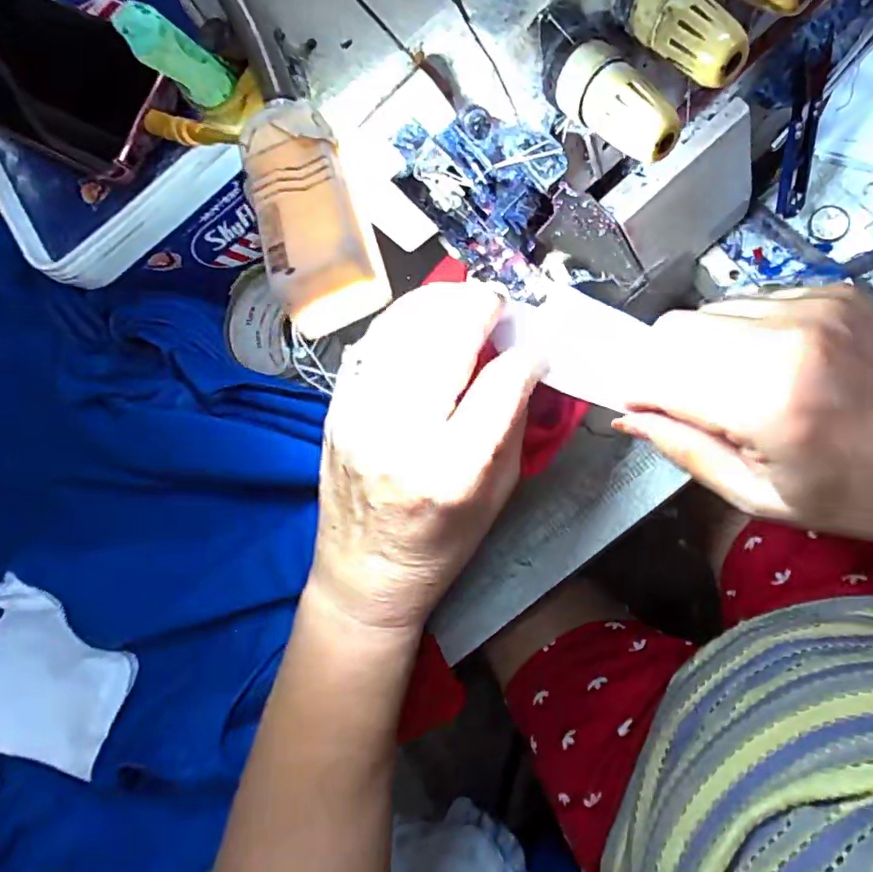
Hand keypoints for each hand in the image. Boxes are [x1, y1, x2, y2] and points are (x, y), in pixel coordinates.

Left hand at [310, 283, 544, 631]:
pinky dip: (405, 319)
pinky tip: (428, 318)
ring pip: (403, 325)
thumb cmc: (442, 543)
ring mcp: (359, 414)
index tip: (537, 348)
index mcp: (452, 469)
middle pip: (446, 337)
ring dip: (442, 300)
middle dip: (482, 306)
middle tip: (502, 303)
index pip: (501, 383)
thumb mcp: (498, 491)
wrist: (365, 572)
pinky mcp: (335, 406)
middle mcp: (400, 435)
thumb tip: (522, 363)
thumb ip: (511, 422)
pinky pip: (373, 341)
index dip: (527, 355)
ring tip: (468, 299)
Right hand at [615, 286, 872, 543]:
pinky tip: (782, 366)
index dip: (636, 390)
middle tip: (696, 409)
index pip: (656, 368)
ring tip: (747, 390)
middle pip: (673, 327)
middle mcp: (785, 332)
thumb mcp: (768, 499)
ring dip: (705, 348)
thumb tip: (630, 418)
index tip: (644, 414)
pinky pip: (752, 301)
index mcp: (769, 398)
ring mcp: (812, 301)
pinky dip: (744, 333)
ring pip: (709, 310)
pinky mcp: (831, 288)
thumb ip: (689, 451)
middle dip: (665, 367)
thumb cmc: (872, 496)